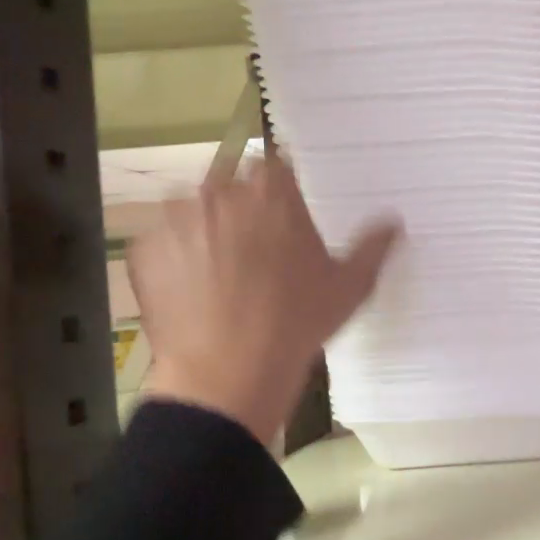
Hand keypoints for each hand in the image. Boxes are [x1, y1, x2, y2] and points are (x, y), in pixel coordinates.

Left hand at [129, 155, 400, 442]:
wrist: (227, 373)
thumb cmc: (297, 323)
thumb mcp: (350, 287)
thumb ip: (373, 246)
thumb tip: (394, 223)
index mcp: (271, 191)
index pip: (275, 166)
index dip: (282, 189)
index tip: (289, 215)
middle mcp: (218, 191)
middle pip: (233, 184)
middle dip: (245, 208)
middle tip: (262, 251)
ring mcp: (175, 219)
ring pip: (196, 211)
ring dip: (210, 229)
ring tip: (227, 274)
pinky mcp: (144, 250)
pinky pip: (166, 243)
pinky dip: (180, 259)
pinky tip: (200, 292)